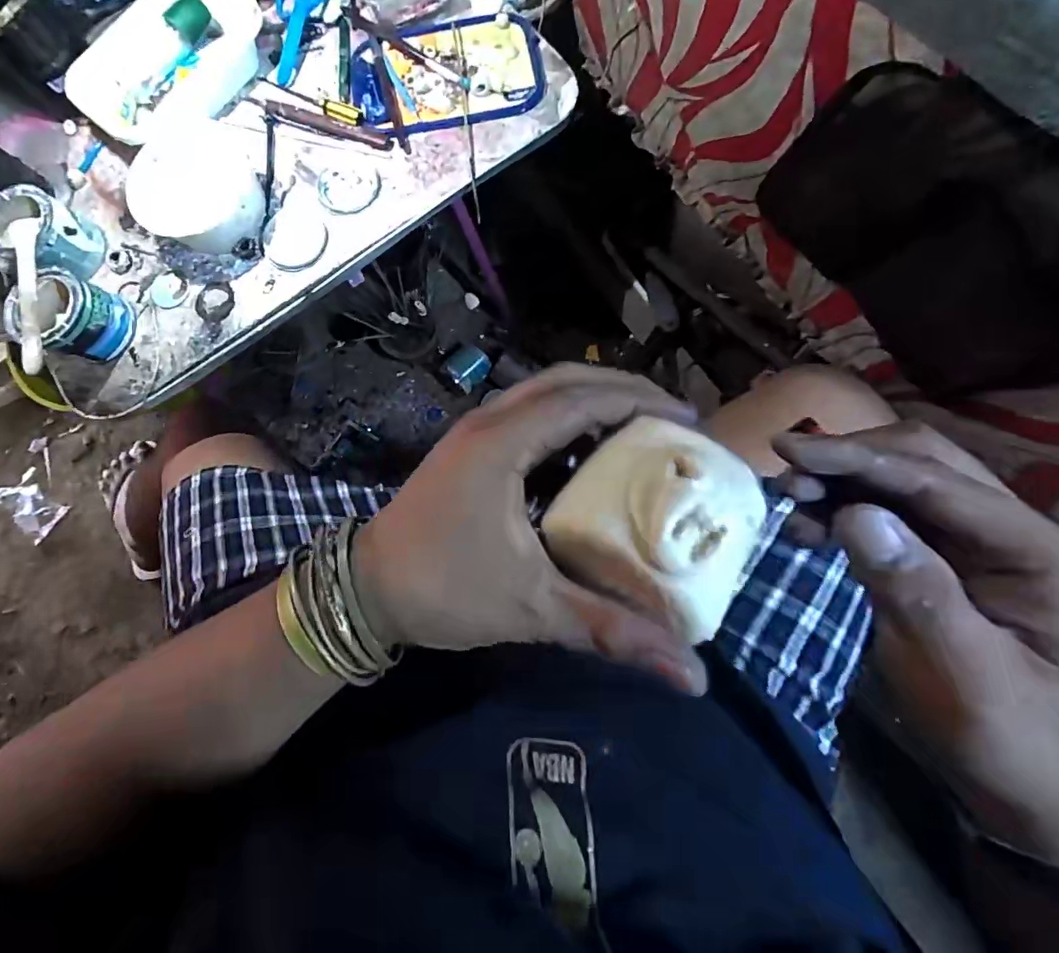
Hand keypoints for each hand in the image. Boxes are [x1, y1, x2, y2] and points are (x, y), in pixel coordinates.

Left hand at [351, 365, 707, 693]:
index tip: (691, 423)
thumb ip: (610, 630)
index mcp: (500, 444)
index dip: (640, 402)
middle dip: (620, 390)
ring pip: (538, 394)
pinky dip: (561, 421)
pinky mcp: (462, 451)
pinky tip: (587, 455)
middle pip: (561, 381)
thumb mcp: (531, 608)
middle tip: (673, 420)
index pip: (581, 401)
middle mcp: (484, 424)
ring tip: (640, 430)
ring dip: (588, 401)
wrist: (366, 588)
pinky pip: (522, 417)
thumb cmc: (442, 589)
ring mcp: (469, 434)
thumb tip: (692, 677)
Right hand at [773, 425, 1058, 863]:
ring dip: (844, 485)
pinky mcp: (962, 568)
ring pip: (908, 486)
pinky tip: (812, 527)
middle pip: (926, 465)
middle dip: (849, 462)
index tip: (783, 449)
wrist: (1058, 810)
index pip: (936, 482)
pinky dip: (849, 513)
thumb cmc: (1018, 747)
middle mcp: (1025, 538)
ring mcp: (995, 551)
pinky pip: (899, 520)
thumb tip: (853, 513)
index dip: (855, 459)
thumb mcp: (963, 674)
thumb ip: (913, 589)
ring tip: (789, 502)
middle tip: (784, 478)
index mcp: (1046, 556)